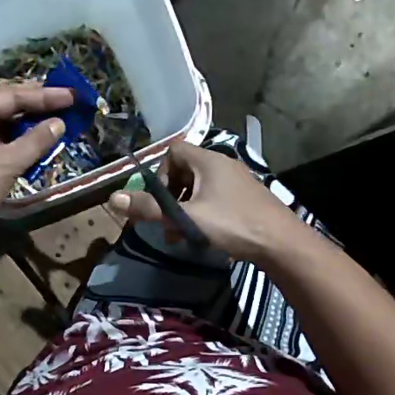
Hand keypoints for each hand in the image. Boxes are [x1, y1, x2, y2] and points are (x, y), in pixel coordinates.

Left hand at [0, 83, 73, 241]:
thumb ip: (36, 140)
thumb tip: (60, 124)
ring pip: (6, 125)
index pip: (10, 96)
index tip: (72, 95)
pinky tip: (43, 139)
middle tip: (68, 100)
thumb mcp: (8, 162)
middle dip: (38, 105)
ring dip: (32, 124)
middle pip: (7, 106)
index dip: (43, 95)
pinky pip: (4, 142)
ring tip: (61, 117)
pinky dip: (23, 141)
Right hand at [106, 141, 305, 261]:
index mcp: (208, 161)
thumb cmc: (233, 224)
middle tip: (167, 221)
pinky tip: (203, 236)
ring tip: (181, 235)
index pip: (173, 151)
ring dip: (185, 208)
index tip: (159, 199)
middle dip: (171, 196)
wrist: (281, 243)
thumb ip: (150, 209)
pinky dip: (202, 213)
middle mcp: (223, 164)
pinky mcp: (246, 198)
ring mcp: (237, 181)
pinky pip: (215, 198)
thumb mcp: (187, 218)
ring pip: (199, 188)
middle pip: (185, 170)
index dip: (160, 172)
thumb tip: (113, 198)